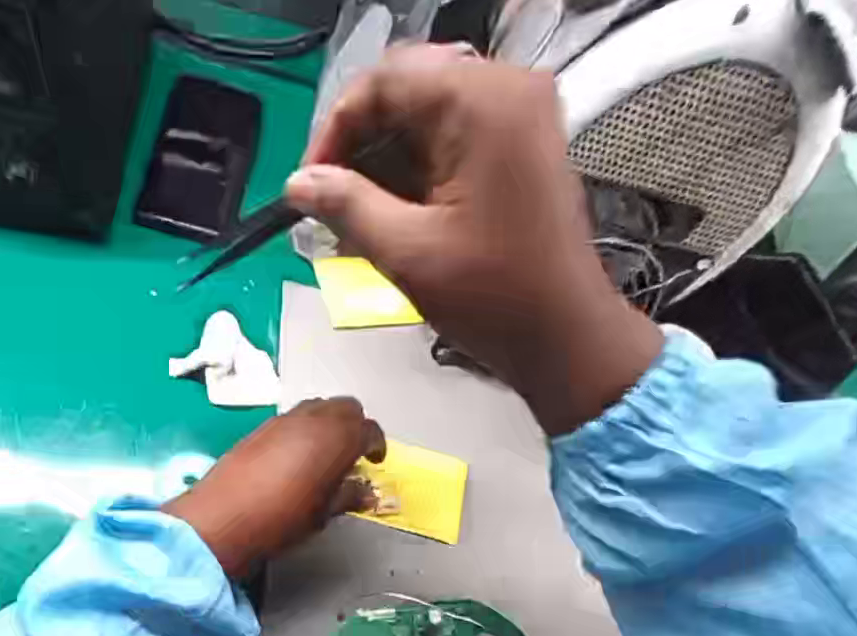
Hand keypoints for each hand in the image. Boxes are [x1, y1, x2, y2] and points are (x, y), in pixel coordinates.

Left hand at [164, 397, 385, 576]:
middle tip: (352, 453)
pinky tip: (295, 457)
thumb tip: (365, 493)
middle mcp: (312, 418)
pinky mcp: (259, 428)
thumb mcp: (323, 513)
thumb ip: (347, 496)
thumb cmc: (281, 520)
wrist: (222, 520)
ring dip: (327, 424)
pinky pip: (291, 419)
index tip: (374, 461)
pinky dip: (302, 429)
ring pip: (316, 407)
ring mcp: (283, 420)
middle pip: (345, 408)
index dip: (375, 445)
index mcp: (337, 437)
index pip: (369, 429)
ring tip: (324, 454)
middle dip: (353, 426)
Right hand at [283, 46, 661, 434]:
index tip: (309, 185)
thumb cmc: (490, 296)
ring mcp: (514, 120)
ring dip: (378, 167)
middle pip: (404, 93)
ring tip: (351, 222)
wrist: (560, 333)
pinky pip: (445, 143)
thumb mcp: (405, 252)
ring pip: (421, 120)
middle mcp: (504, 92)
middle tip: (327, 205)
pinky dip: (408, 176)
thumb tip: (297, 184)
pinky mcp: (513, 151)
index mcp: (481, 103)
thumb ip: (345, 207)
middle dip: (356, 149)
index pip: (384, 80)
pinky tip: (384, 219)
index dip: (334, 130)